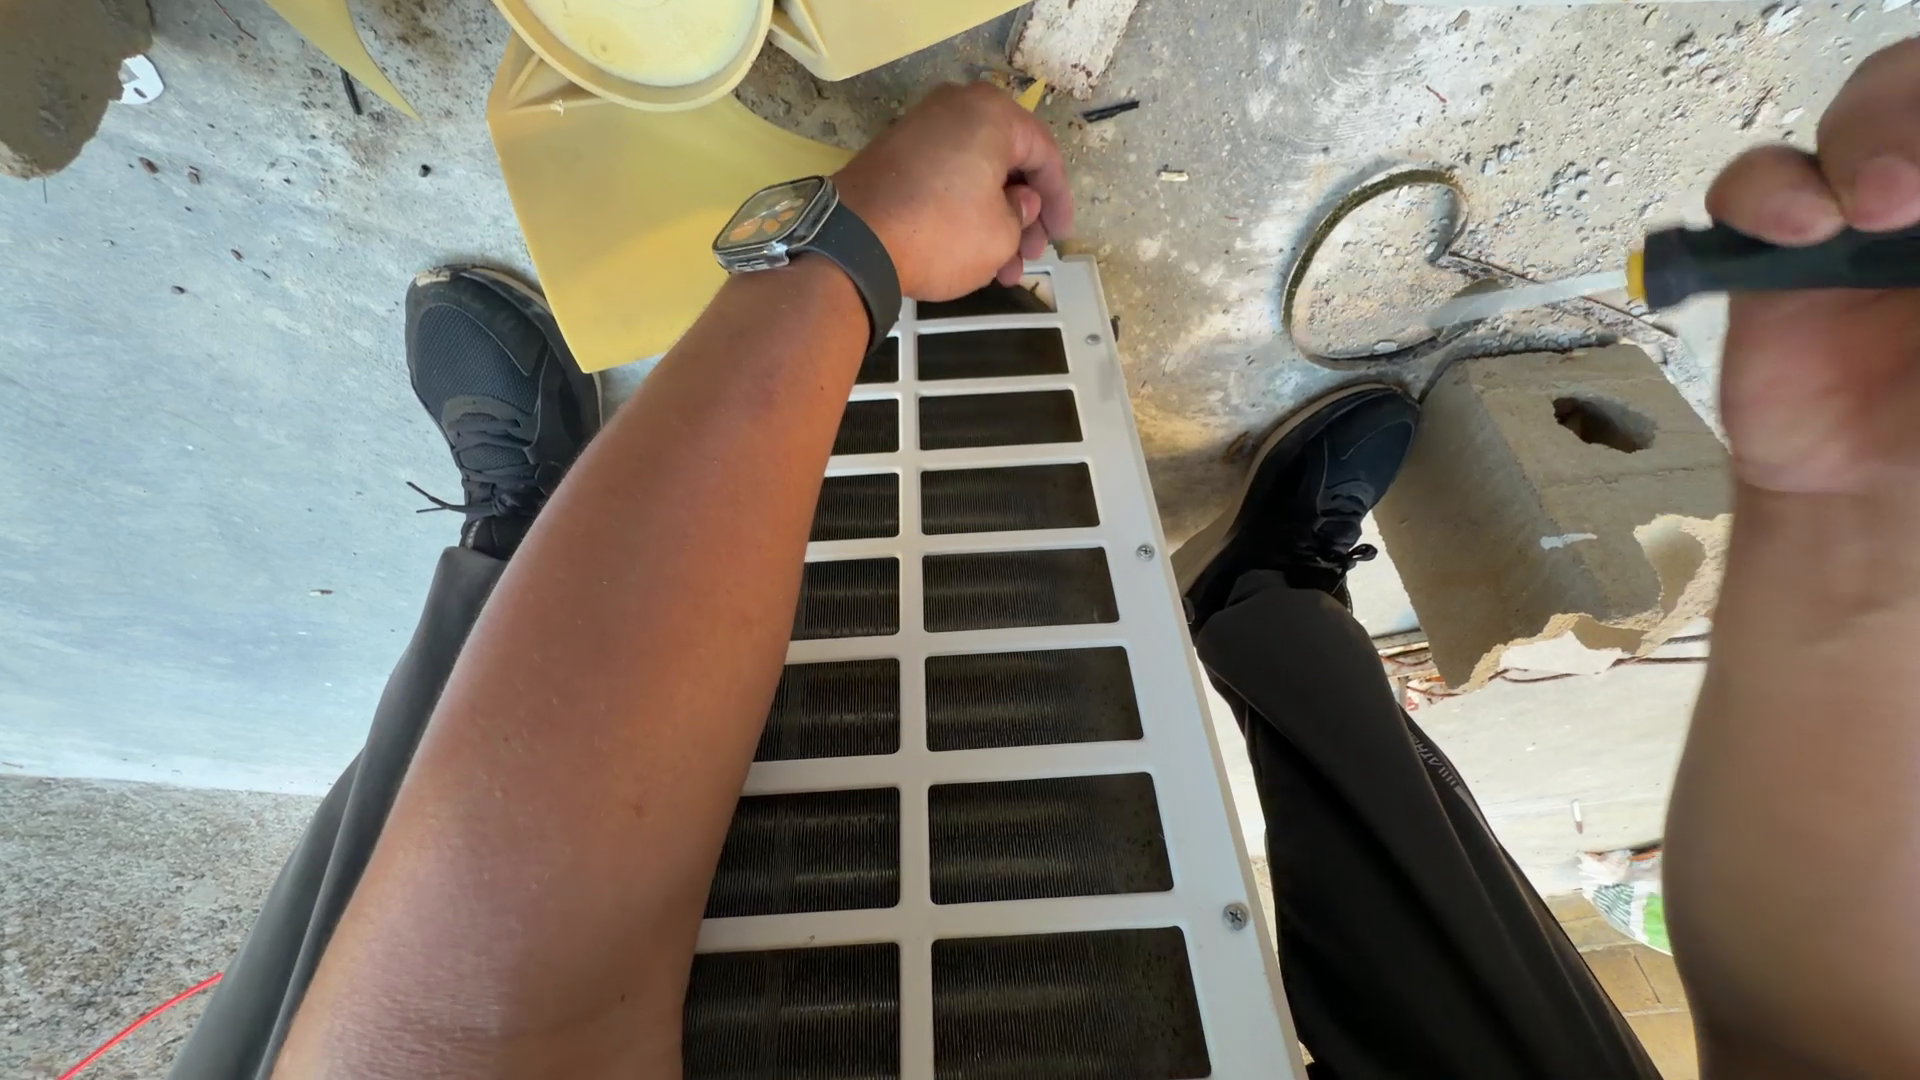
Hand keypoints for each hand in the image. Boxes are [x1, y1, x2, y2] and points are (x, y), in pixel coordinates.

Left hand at [834, 82, 1073, 301]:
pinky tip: (971, 256)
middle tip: (1030, 257)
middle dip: (1024, 218)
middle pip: (1006, 165)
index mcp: (991, 114)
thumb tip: (1018, 202)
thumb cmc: (942, 233)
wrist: (856, 244)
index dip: (1059, 200)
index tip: (1062, 236)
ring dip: (995, 225)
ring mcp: (918, 132)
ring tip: (1003, 272)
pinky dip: (964, 216)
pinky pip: (944, 184)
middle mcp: (955, 110)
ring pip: (974, 179)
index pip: (1043, 153)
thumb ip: (1022, 215)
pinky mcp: (893, 161)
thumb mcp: (1001, 234)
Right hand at [1707, 38, 1919, 495]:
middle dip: (1917, 121)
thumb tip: (1905, 212)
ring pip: (1863, 107)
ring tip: (1857, 215)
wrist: (1867, 480)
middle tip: (1908, 196)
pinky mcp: (1774, 249)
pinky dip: (1759, 195)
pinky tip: (1790, 233)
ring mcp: (1864, 210)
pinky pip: (1754, 184)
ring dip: (1861, 138)